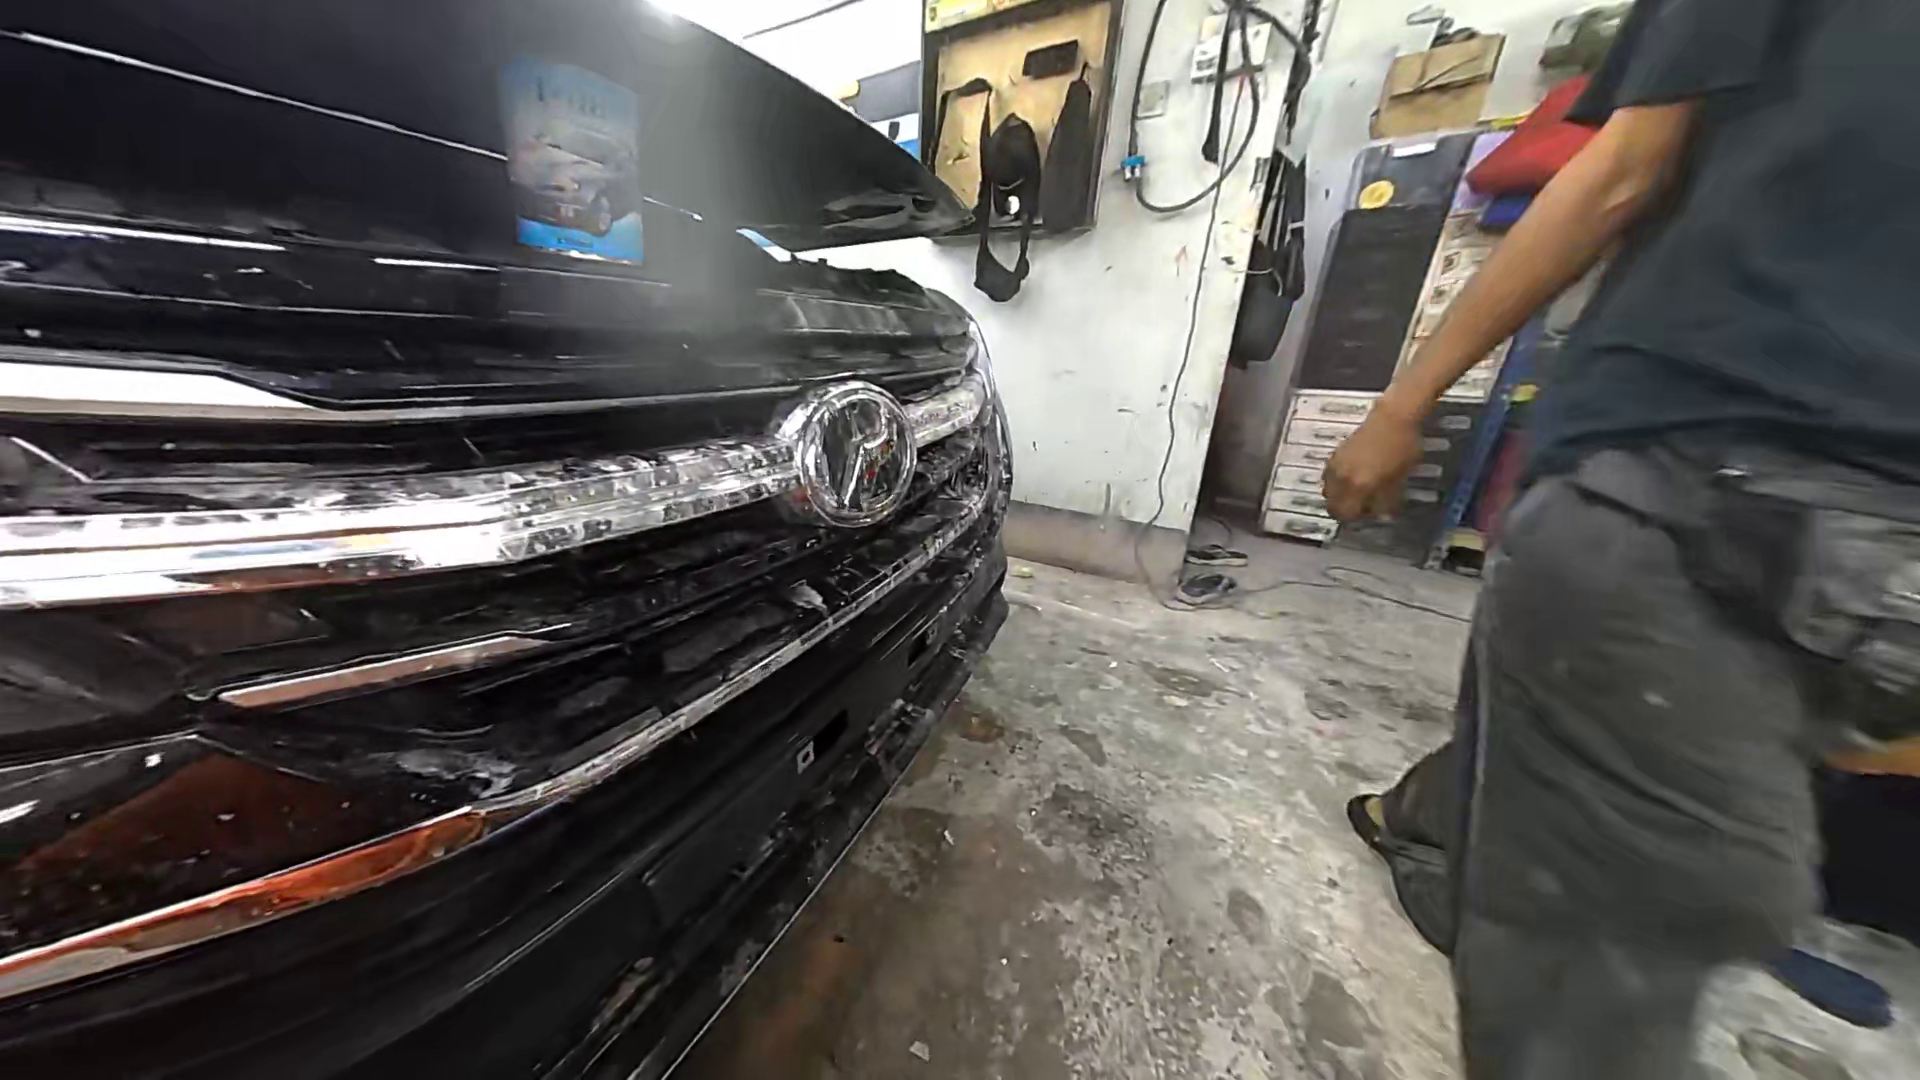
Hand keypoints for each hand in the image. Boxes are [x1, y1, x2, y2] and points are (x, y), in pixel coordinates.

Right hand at [1322, 408, 1422, 521]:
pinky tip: (1354, 476)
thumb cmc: (1403, 448)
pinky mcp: (1333, 457)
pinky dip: (1338, 483)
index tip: (1370, 513)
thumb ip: (1388, 499)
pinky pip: (1329, 479)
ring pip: (1328, 492)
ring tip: (1358, 490)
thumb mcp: (1401, 478)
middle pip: (1332, 506)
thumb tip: (1382, 514)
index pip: (1347, 514)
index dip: (1358, 517)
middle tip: (1362, 505)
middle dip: (1345, 509)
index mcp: (1358, 487)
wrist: (1392, 418)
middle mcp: (1340, 480)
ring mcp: (1334, 468)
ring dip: (1340, 496)